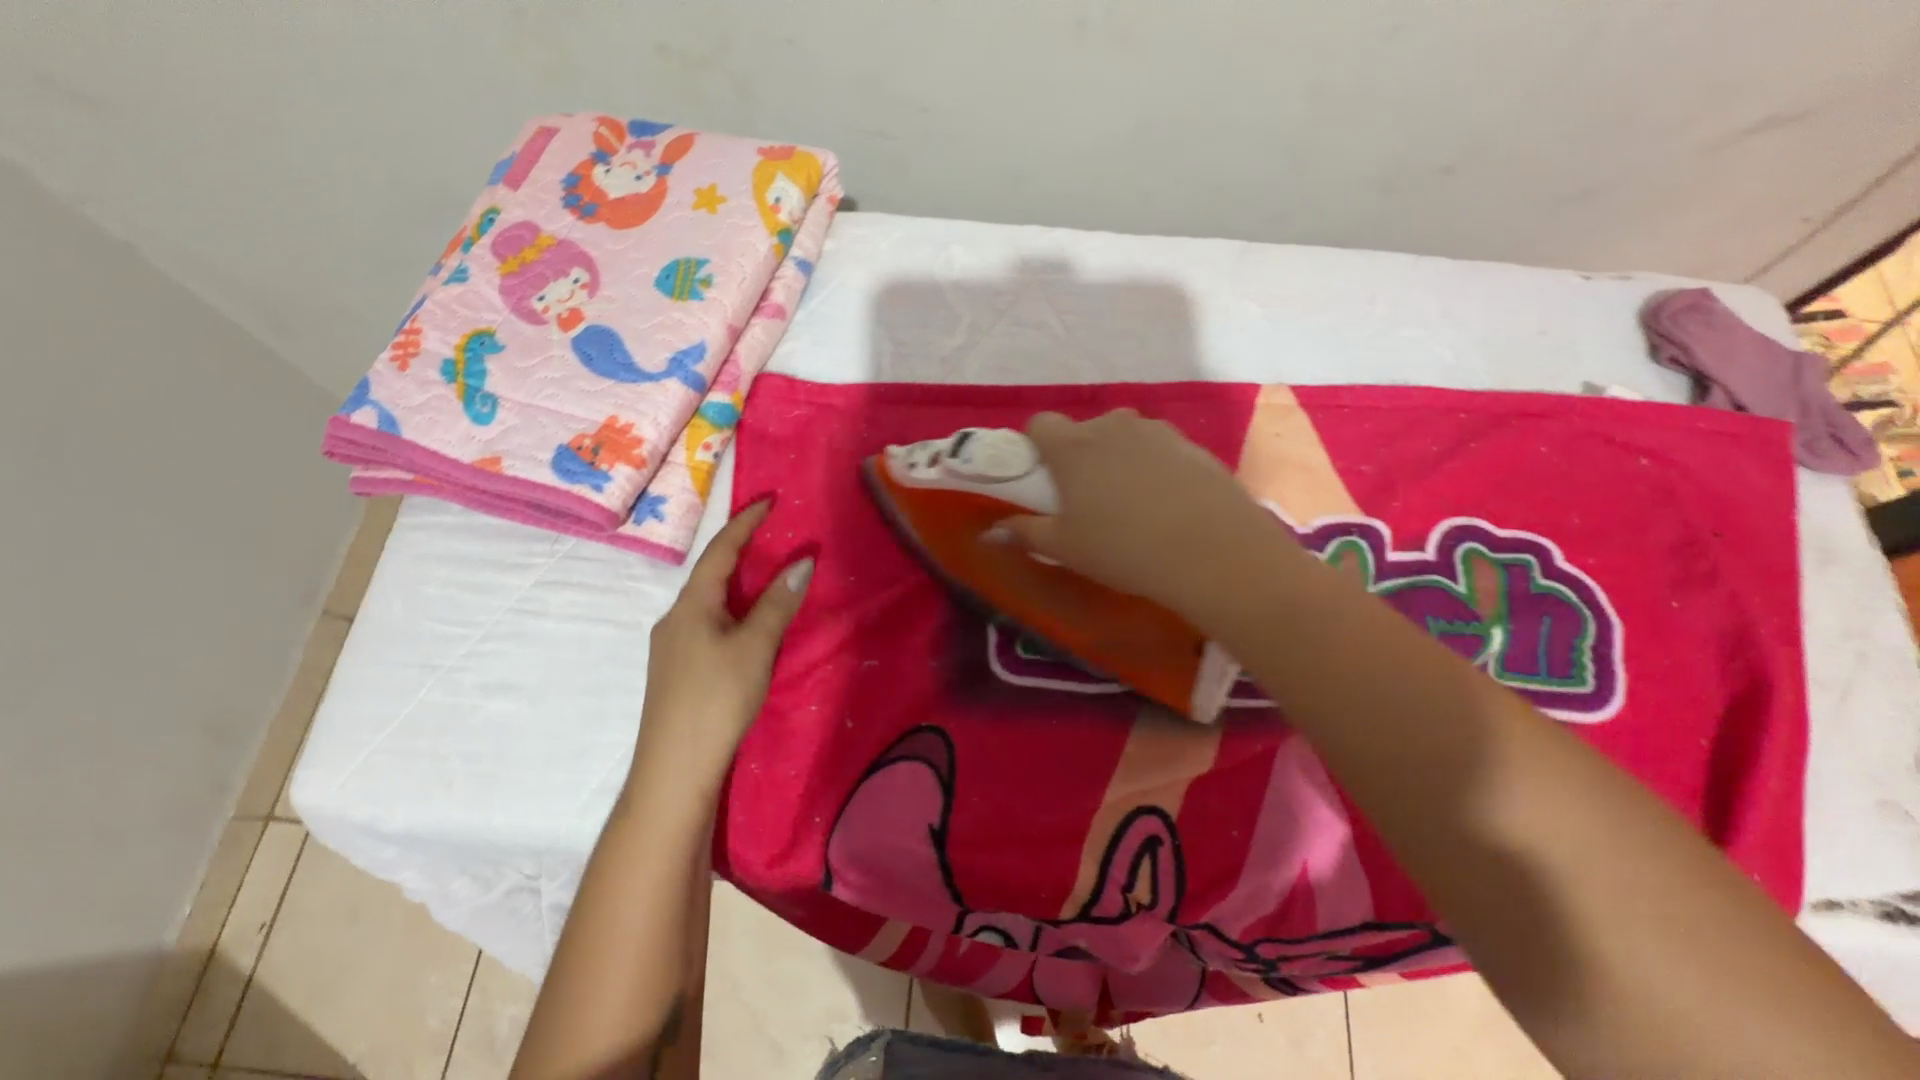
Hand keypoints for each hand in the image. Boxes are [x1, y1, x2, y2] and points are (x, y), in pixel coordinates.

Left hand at [630, 500, 811, 787]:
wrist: (675, 768)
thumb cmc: (716, 700)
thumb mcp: (754, 648)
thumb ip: (777, 604)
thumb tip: (802, 562)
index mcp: (691, 606)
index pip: (719, 552)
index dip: (745, 523)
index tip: (770, 500)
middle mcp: (674, 619)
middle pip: (710, 576)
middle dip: (741, 553)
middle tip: (774, 536)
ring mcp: (671, 647)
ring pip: (709, 604)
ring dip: (738, 586)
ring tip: (768, 579)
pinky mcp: (676, 672)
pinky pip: (708, 626)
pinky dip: (732, 614)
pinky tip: (748, 630)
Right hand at [994, 410, 1304, 624]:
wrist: (1213, 550)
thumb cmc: (1123, 548)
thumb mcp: (1067, 548)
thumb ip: (1026, 533)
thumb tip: (990, 531)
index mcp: (1073, 446)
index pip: (1040, 424)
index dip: (1036, 447)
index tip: (1044, 479)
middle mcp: (1113, 426)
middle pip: (1086, 430)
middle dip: (1082, 456)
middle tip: (1089, 500)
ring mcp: (1158, 432)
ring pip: (1127, 438)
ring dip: (1121, 460)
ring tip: (1133, 506)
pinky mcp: (1194, 446)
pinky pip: (1162, 452)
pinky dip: (1157, 470)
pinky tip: (1169, 508)